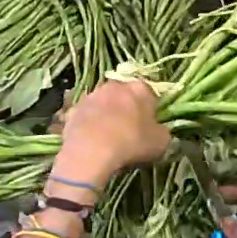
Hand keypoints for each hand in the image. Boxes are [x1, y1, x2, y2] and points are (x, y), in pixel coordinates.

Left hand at [53, 80, 170, 186]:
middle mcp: (114, 86)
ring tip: (107, 137)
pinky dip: (89, 124)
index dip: (151, 110)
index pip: (150, 94)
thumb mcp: (161, 143)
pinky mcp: (73, 109)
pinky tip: (91, 140)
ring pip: (103, 104)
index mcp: (139, 88)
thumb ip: (163, 133)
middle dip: (126, 109)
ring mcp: (91, 95)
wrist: (91, 151)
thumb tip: (159, 131)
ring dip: (106, 115)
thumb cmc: (131, 143)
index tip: (149, 126)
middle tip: (128, 130)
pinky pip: (86, 116)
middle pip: (124, 96)